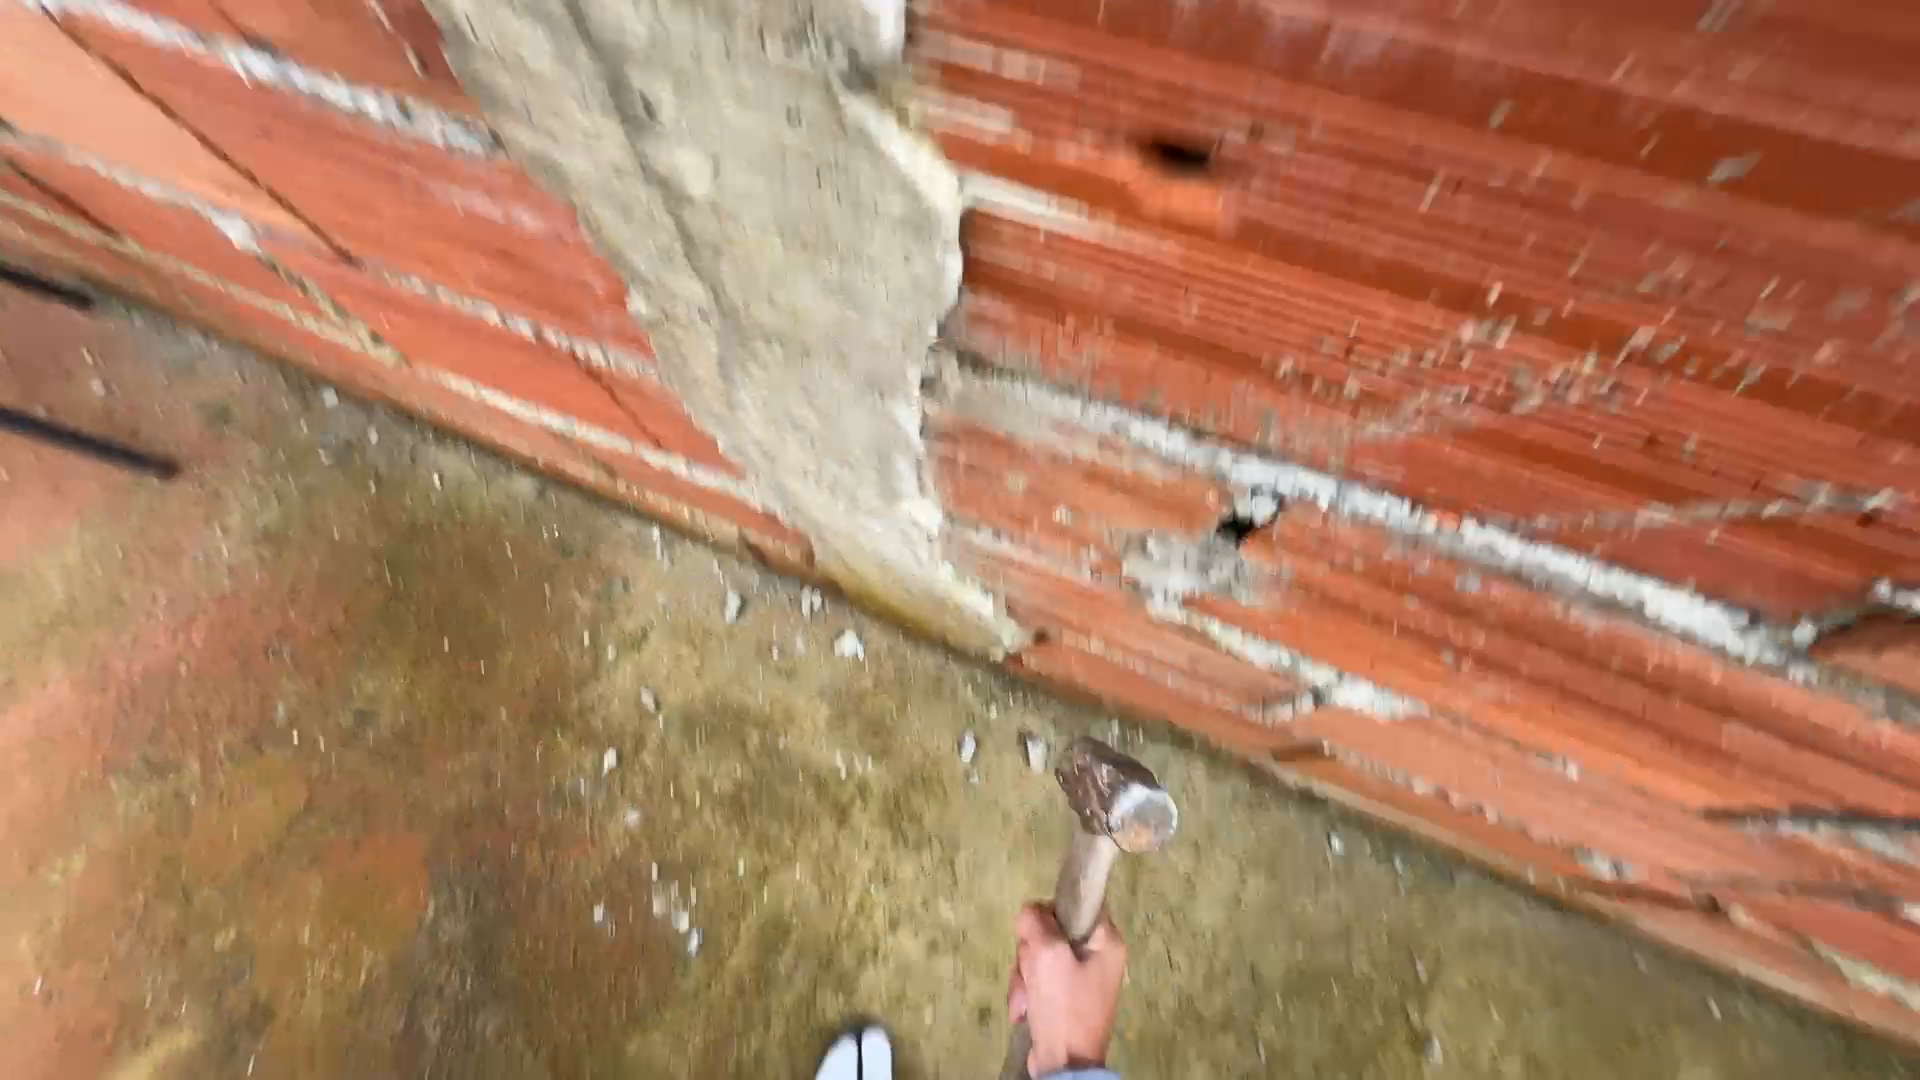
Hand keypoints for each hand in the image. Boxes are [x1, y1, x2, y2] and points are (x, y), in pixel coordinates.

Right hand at [1006, 902, 1126, 1075]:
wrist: (1064, 1066)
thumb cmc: (1064, 1005)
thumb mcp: (1047, 953)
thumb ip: (1035, 920)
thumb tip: (1029, 913)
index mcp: (1107, 940)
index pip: (1078, 900)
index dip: (1052, 910)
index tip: (1039, 928)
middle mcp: (1097, 954)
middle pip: (1052, 929)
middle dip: (1031, 951)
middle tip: (1032, 970)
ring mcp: (1080, 976)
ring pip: (1040, 953)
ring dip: (1025, 975)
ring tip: (1026, 998)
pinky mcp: (1064, 995)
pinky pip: (1038, 976)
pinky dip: (1026, 991)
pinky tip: (1023, 1009)